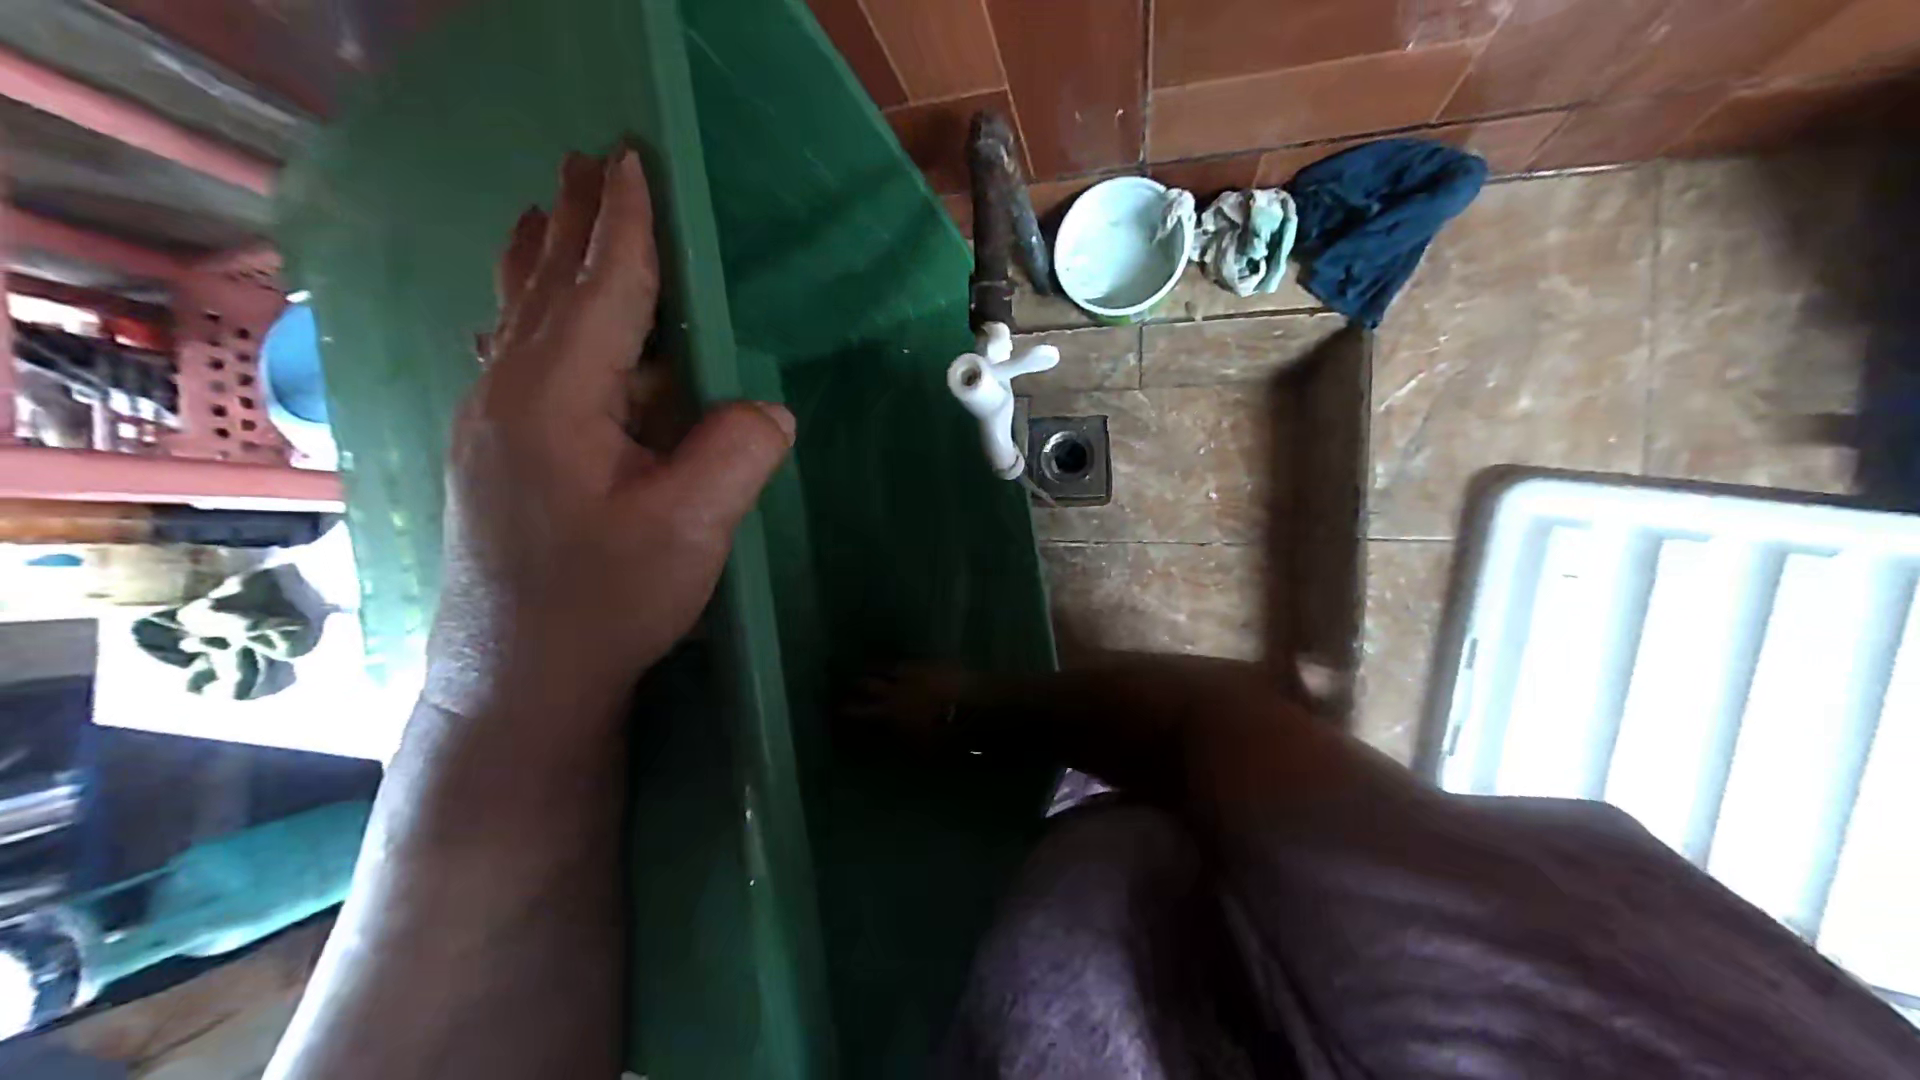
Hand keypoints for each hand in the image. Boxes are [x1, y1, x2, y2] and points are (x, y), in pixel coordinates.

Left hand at [423, 148, 794, 717]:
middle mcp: (510, 392)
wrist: (518, 678)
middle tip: (589, 160)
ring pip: (523, 320)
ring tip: (551, 213)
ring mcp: (492, 424)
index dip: (627, 223)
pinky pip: (516, 359)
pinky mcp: (495, 456)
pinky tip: (521, 316)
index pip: (604, 287)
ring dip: (546, 260)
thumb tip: (766, 409)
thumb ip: (737, 450)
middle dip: (574, 219)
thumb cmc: (605, 601)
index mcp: (557, 396)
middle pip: (549, 284)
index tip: (632, 158)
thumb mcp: (691, 528)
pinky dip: (531, 316)